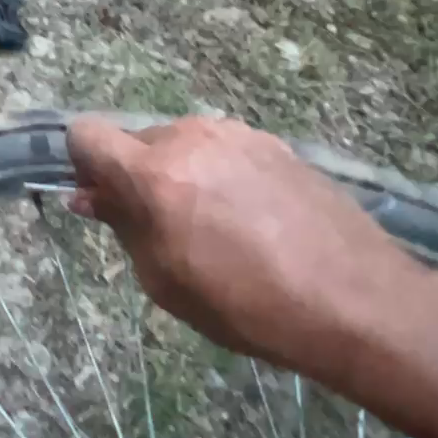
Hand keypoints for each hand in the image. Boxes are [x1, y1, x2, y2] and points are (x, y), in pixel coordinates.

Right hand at [68, 117, 426, 378]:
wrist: (355, 301)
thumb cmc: (246, 305)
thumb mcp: (165, 279)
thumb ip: (123, 226)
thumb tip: (90, 197)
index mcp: (153, 172)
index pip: (85, 134)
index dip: (81, 163)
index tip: (99, 197)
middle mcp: (188, 137)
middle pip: (134, 140)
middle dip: (133, 174)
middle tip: (159, 223)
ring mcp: (234, 133)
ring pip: (179, 142)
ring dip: (176, 171)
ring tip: (212, 222)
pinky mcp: (270, 140)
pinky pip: (220, 147)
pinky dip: (216, 171)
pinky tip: (249, 215)